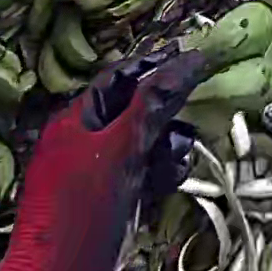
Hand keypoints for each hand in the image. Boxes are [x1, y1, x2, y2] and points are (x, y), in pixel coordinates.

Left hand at [0, 47, 208, 270]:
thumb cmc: (81, 214)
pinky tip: (171, 177)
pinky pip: (142, 171)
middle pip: (136, 108)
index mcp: (76, 120)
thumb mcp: (122, 150)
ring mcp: (97, 173)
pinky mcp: (111, 200)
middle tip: (195, 105)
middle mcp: (85, 141)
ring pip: (144, 141)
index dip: (155, 63)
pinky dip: (161, 170)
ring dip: (167, 144)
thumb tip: (188, 59)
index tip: (190, 56)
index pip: (121, 76)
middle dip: (166, 111)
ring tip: (177, 157)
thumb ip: (154, 102)